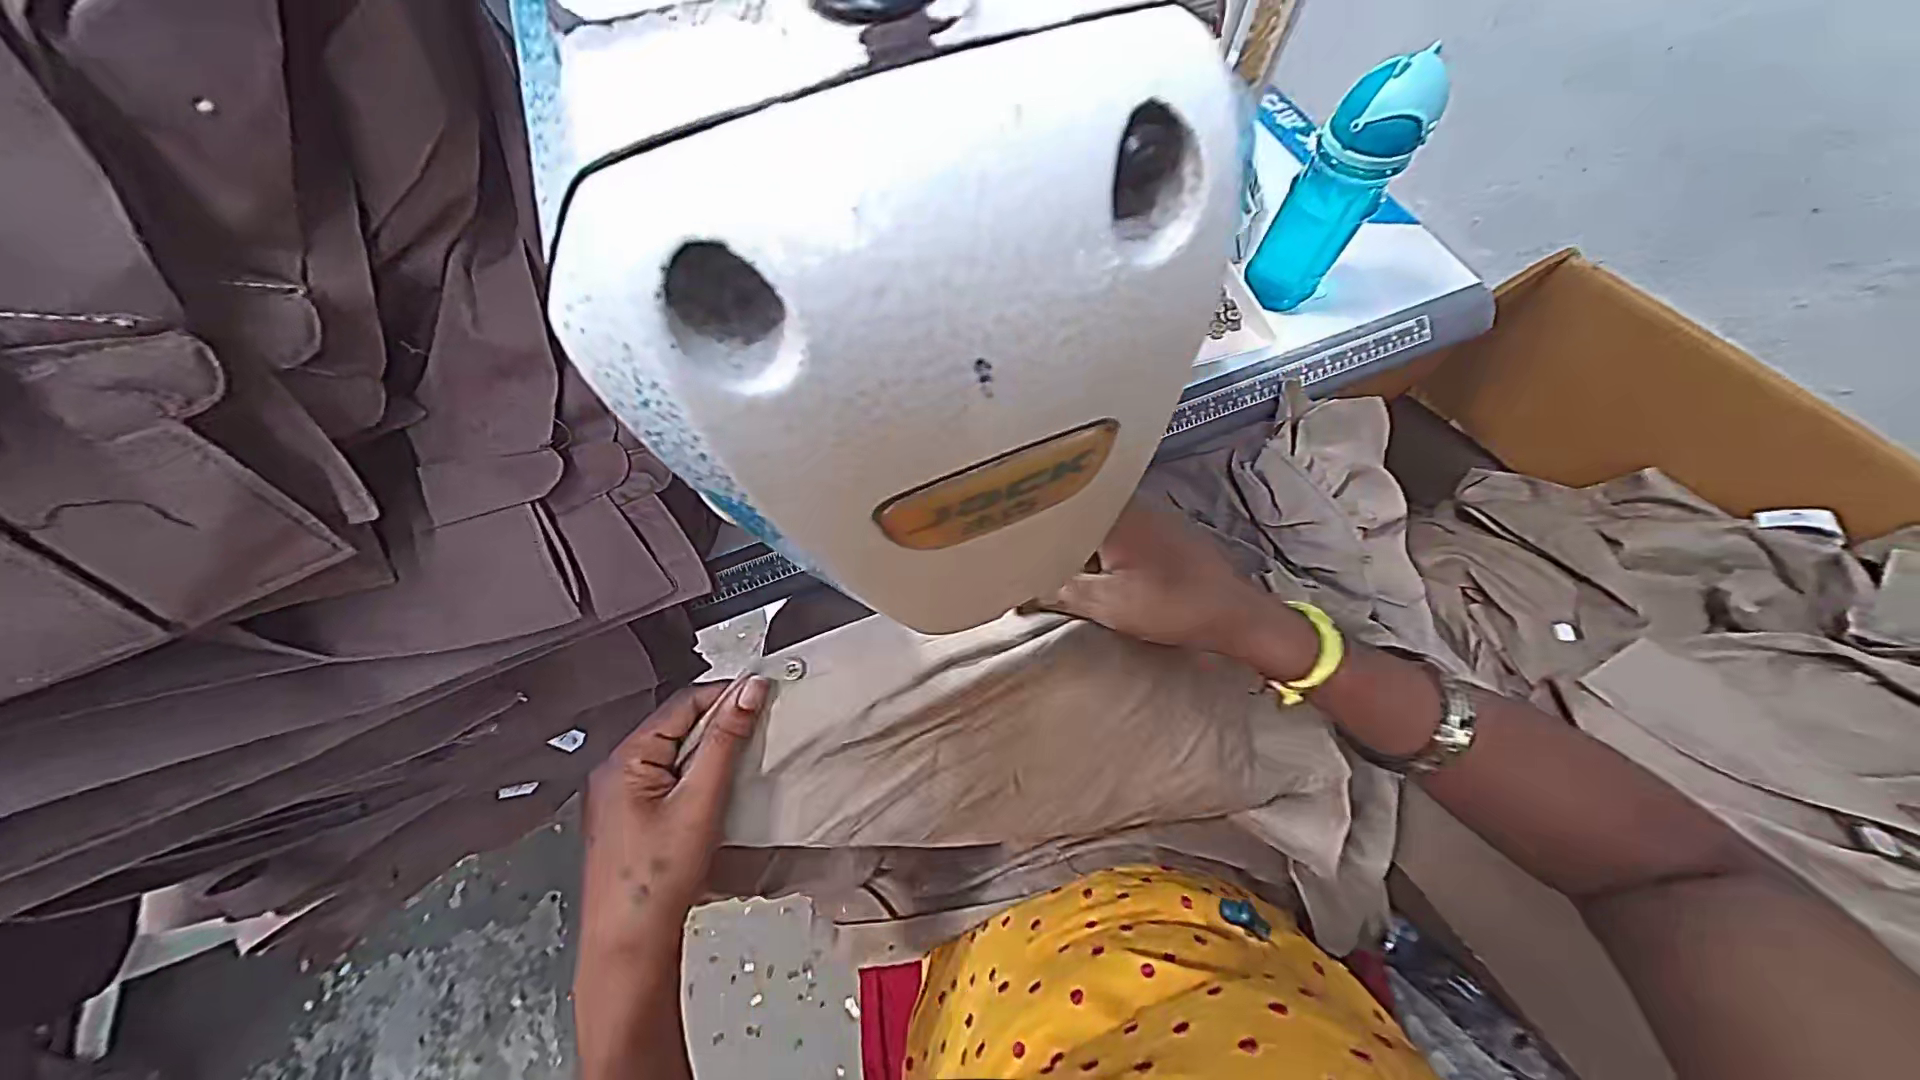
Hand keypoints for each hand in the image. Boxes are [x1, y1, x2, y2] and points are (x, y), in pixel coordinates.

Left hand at [579, 677, 768, 951]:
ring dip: (711, 750)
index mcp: (623, 760)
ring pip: (676, 752)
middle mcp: (615, 772)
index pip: (682, 704)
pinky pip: (670, 776)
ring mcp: (621, 796)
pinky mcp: (632, 816)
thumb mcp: (701, 800)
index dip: (724, 695)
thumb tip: (748, 691)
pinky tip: (718, 787)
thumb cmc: (657, 880)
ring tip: (742, 757)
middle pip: (678, 726)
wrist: (630, 948)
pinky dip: (699, 774)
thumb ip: (726, 739)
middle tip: (758, 726)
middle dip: (719, 723)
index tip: (760, 695)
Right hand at [1033, 497, 1278, 657]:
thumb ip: (1059, 591)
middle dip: (1048, 527)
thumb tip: (1020, 587)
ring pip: (1095, 518)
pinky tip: (1087, 564)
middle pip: (1075, 508)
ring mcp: (1150, 515)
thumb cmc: (1175, 606)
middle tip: (1019, 547)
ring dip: (1072, 537)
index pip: (1057, 502)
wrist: (1238, 616)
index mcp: (1115, 511)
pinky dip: (1095, 543)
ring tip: (1046, 557)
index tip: (1004, 531)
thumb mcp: (1108, 605)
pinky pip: (1115, 528)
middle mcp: (1132, 502)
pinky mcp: (1161, 532)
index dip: (1029, 517)